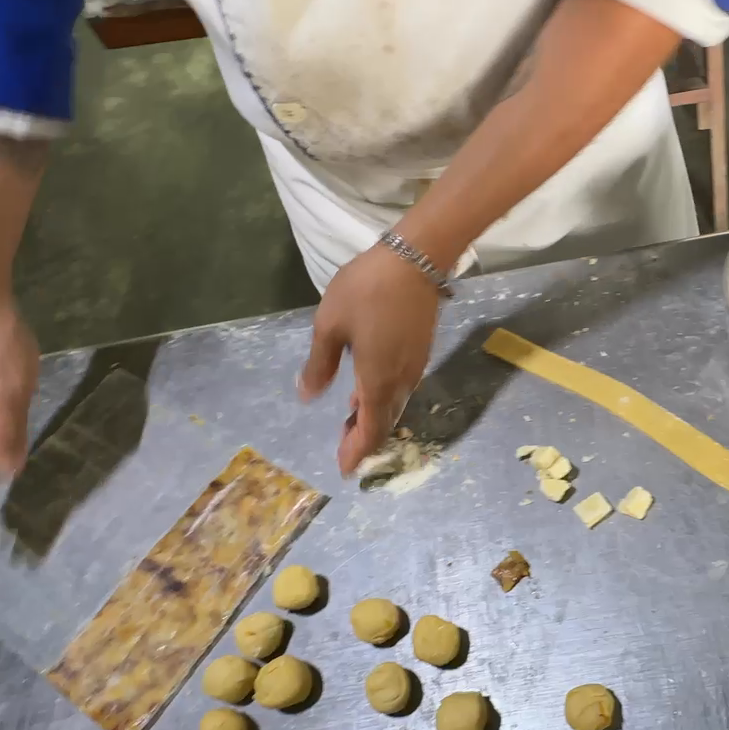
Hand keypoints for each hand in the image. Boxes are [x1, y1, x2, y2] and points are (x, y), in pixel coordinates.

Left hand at [300, 243, 440, 474]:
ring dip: (373, 418)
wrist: (415, 261)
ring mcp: (414, 367)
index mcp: (377, 380)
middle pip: (384, 421)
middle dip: (364, 439)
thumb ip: (320, 365)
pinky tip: (367, 391)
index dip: (357, 451)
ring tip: (351, 422)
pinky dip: (382, 399)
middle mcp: (400, 382)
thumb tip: (309, 396)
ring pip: (393, 405)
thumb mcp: (330, 325)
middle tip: (343, 448)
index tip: (344, 468)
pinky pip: (399, 388)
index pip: (370, 429)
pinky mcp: (419, 353)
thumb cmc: (366, 291)